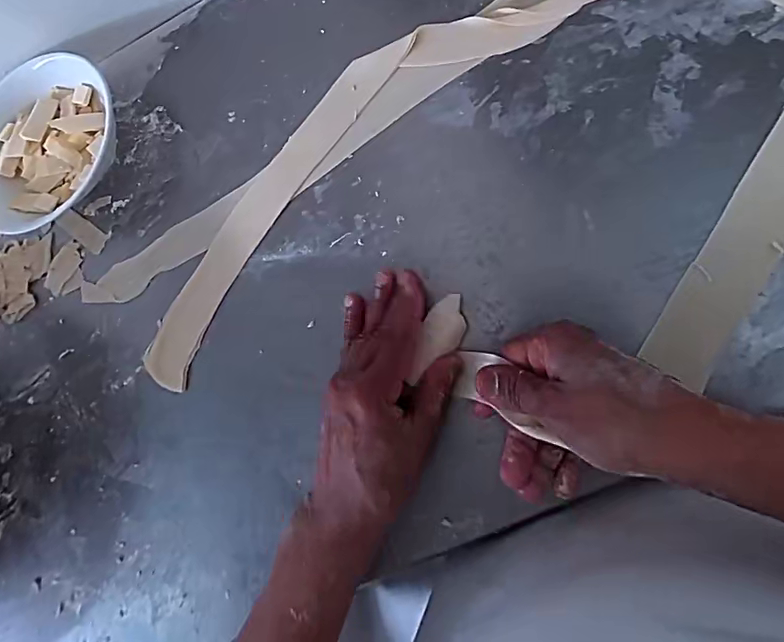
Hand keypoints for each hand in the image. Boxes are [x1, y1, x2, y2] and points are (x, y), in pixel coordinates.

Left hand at [305, 269, 459, 547]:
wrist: (341, 511)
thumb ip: (432, 394)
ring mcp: (338, 383)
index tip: (417, 283)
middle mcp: (350, 380)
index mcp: (372, 392)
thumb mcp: (418, 440)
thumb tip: (449, 359)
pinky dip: (353, 326)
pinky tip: (354, 305)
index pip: (397, 342)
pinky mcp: (335, 389)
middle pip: (378, 333)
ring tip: (382, 279)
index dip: (409, 311)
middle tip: (402, 273)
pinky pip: (348, 350)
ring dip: (375, 307)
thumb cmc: (385, 481)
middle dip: (393, 302)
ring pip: (362, 337)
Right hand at [473, 322, 718, 501]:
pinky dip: (565, 450)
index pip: (509, 359)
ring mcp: (590, 381)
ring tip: (536, 485)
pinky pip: (573, 424)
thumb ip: (515, 394)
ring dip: (540, 452)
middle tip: (514, 471)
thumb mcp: (555, 410)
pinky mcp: (605, 404)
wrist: (683, 440)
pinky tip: (564, 479)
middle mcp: (571, 356)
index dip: (493, 390)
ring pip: (551, 415)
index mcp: (556, 345)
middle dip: (519, 438)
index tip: (482, 415)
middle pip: (529, 394)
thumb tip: (485, 378)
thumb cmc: (624, 419)